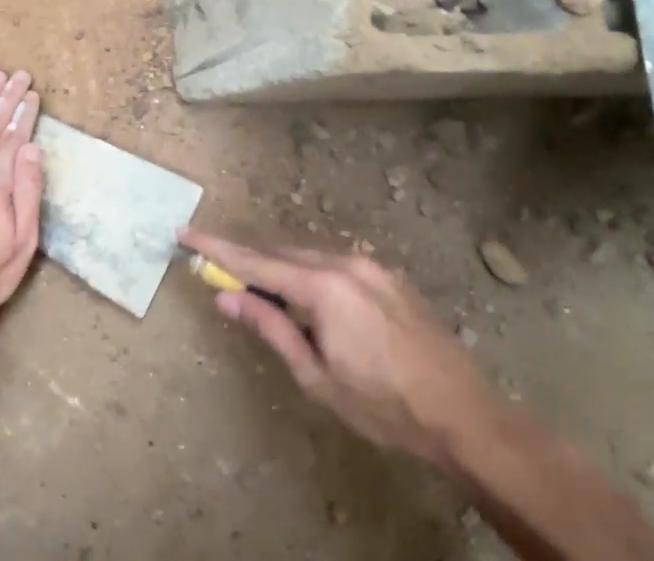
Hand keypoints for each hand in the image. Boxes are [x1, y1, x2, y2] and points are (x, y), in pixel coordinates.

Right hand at [181, 232, 500, 469]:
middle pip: (280, 256)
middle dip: (245, 260)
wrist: (469, 420)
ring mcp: (374, 271)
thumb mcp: (316, 375)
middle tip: (212, 268)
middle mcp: (347, 267)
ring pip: (308, 260)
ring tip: (255, 290)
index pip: (254, 262)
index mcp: (323, 288)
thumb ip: (270, 328)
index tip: (183, 232)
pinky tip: (302, 299)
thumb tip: (226, 296)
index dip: (215, 249)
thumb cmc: (385, 407)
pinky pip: (334, 268)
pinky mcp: (390, 282)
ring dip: (278, 270)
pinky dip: (308, 276)